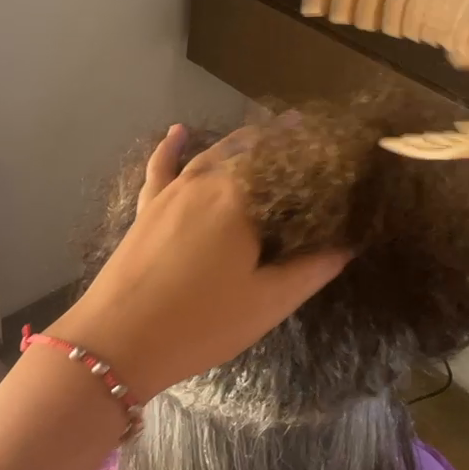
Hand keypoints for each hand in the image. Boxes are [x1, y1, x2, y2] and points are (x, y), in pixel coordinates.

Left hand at [49, 124, 351, 400]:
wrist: (118, 340)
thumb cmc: (200, 323)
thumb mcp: (268, 301)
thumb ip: (313, 267)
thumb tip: (350, 242)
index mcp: (239, 199)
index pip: (288, 164)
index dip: (317, 156)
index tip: (345, 154)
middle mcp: (204, 183)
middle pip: (251, 151)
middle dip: (284, 141)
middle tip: (314, 136)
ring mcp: (170, 193)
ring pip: (211, 154)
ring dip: (241, 141)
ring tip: (269, 130)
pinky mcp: (146, 209)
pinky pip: (161, 168)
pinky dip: (171, 147)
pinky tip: (178, 132)